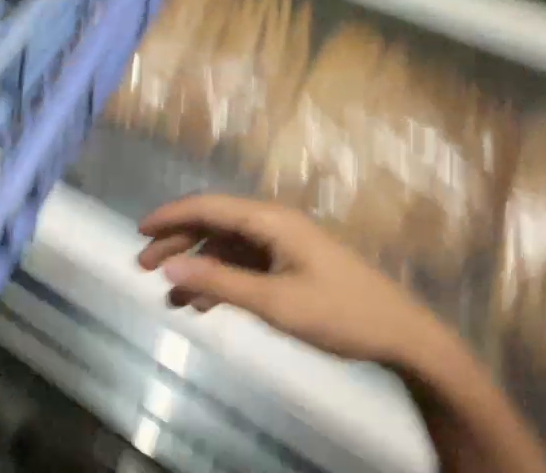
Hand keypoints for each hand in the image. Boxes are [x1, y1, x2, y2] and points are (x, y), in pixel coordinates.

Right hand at [138, 194, 451, 367]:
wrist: (407, 339)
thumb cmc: (341, 314)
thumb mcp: (276, 302)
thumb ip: (219, 282)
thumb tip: (168, 265)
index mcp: (269, 220)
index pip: (207, 206)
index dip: (169, 216)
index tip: (138, 231)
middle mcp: (272, 224)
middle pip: (212, 224)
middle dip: (176, 243)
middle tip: (143, 266)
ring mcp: (283, 245)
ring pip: (225, 247)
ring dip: (196, 267)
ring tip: (169, 296)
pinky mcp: (291, 266)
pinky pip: (243, 265)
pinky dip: (219, 280)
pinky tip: (203, 305)